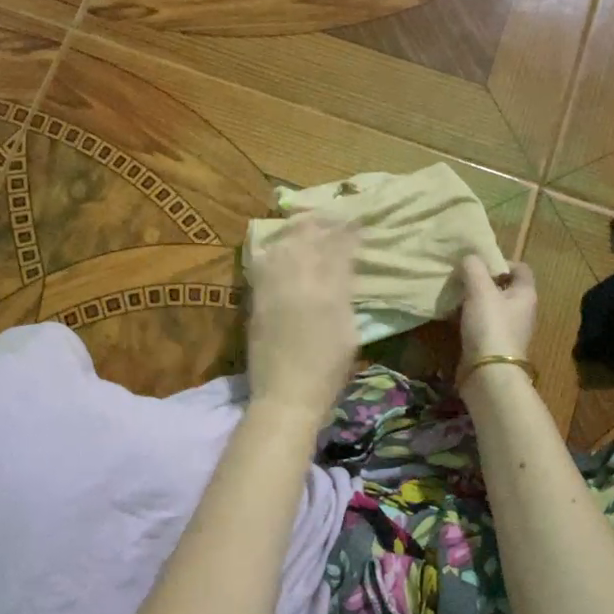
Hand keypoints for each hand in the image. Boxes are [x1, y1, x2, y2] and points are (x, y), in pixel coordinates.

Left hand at [246, 215, 359, 418]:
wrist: (284, 397)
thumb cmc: (327, 372)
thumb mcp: (350, 333)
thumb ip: (345, 297)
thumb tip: (344, 272)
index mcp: (328, 293)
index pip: (339, 250)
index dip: (348, 233)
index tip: (356, 221)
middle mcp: (299, 284)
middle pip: (308, 241)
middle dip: (321, 224)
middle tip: (330, 216)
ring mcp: (273, 291)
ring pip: (283, 246)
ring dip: (296, 231)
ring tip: (305, 223)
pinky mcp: (257, 301)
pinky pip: (264, 264)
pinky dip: (274, 249)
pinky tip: (279, 245)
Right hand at [458, 255, 536, 359]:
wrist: (488, 373)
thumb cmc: (490, 326)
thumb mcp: (480, 290)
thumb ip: (474, 268)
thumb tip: (470, 257)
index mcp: (525, 295)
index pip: (521, 269)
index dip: (501, 262)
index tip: (479, 263)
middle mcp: (520, 311)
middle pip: (503, 288)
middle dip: (482, 281)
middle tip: (460, 277)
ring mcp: (507, 330)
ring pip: (489, 307)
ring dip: (471, 300)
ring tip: (451, 295)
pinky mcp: (491, 346)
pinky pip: (479, 324)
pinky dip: (466, 318)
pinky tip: (449, 317)